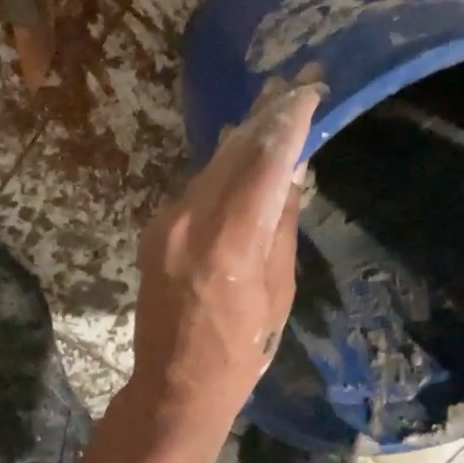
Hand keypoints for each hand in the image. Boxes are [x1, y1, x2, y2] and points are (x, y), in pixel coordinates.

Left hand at [129, 80, 321, 425]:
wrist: (174, 384)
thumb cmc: (242, 350)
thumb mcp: (278, 290)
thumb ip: (279, 225)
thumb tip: (292, 170)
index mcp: (228, 243)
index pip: (263, 163)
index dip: (288, 121)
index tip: (309, 88)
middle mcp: (189, 221)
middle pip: (232, 152)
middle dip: (265, 114)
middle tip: (293, 78)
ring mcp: (165, 223)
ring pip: (211, 166)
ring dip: (243, 136)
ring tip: (270, 101)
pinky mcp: (154, 230)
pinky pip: (196, 187)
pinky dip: (222, 167)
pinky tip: (239, 149)